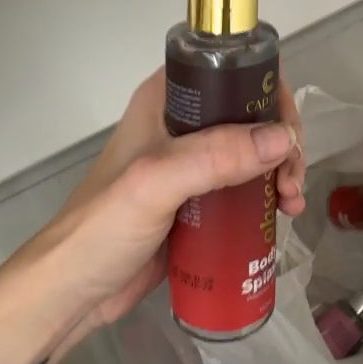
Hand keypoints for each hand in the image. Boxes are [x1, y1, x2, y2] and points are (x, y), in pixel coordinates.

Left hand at [21, 66, 306, 336]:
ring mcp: (190, 164)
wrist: (72, 293)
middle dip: (281, 139)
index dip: (267, 89)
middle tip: (291, 178)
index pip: (228, 70)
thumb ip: (215, 156)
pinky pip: (244, 187)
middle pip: (249, 112)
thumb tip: (283, 139)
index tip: (288, 128)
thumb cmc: (102, 227)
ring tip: (291, 203)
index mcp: (165, 99)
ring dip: (280, 169)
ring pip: (252, 150)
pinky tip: (284, 215)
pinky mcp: (198, 202)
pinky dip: (269, 195)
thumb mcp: (156, 182)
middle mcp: (181, 123)